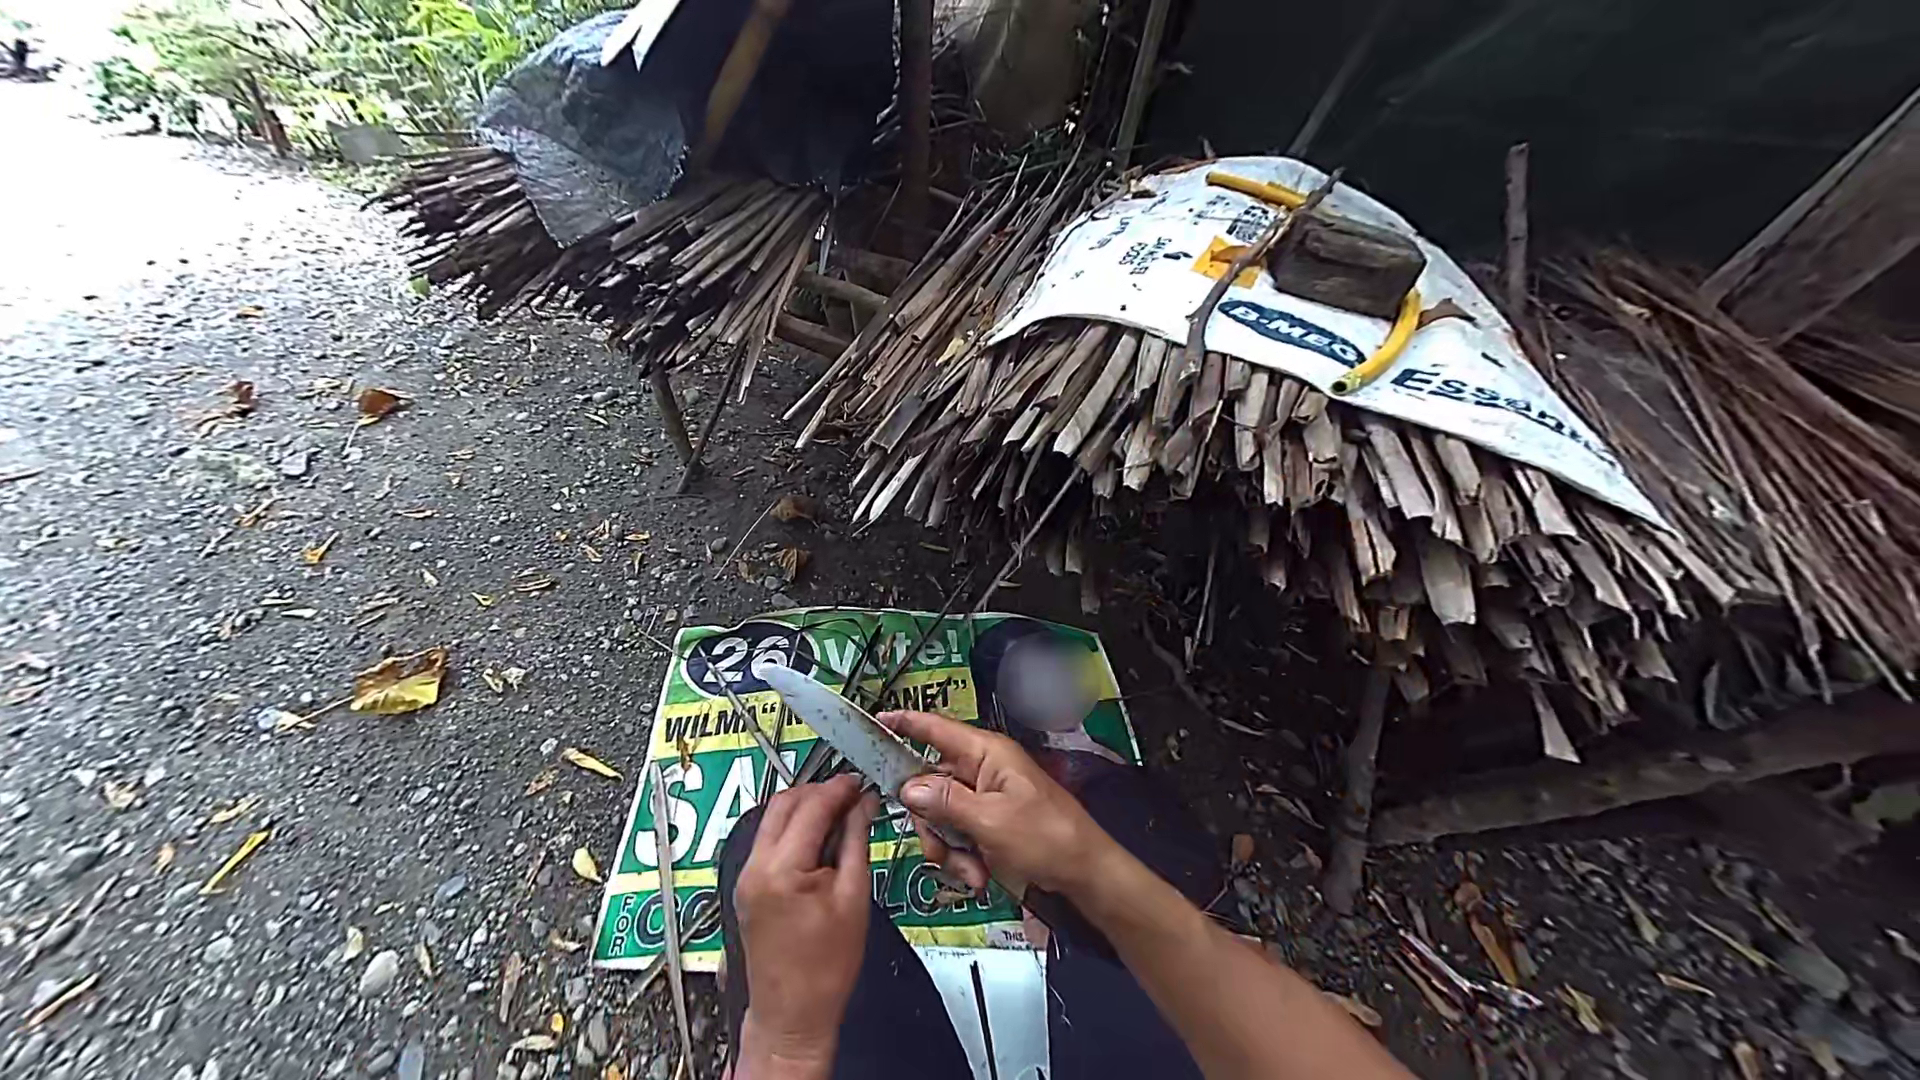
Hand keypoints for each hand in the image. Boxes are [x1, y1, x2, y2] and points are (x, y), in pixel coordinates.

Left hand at [735, 775, 877, 1076]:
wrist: (793, 1015)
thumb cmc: (823, 969)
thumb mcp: (854, 895)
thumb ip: (856, 840)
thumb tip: (862, 805)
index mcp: (781, 870)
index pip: (812, 806)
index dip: (840, 789)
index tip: (859, 783)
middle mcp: (755, 868)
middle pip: (785, 802)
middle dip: (820, 792)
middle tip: (851, 795)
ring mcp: (746, 877)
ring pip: (774, 816)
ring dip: (806, 807)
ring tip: (840, 814)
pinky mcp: (747, 886)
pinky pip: (770, 838)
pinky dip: (794, 827)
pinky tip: (820, 836)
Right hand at [878, 709, 1122, 898]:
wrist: (1084, 873)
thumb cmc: (1047, 836)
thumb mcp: (991, 820)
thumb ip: (945, 802)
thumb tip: (908, 786)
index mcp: (985, 753)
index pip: (936, 729)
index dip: (905, 723)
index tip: (876, 721)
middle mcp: (981, 769)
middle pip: (930, 784)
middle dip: (931, 823)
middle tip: (942, 850)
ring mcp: (984, 797)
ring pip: (940, 815)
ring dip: (948, 848)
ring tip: (973, 871)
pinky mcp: (988, 822)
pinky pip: (957, 834)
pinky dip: (962, 858)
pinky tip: (980, 874)